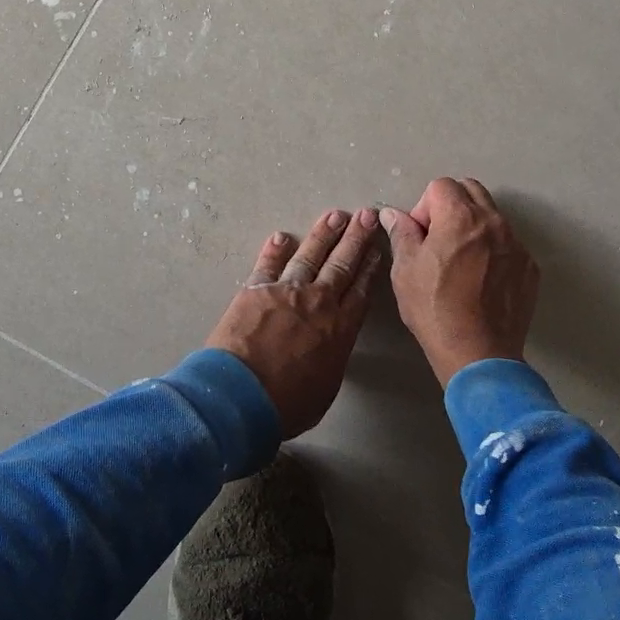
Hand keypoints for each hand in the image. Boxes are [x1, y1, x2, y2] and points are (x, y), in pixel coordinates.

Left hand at [205, 208, 382, 437]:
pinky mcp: (256, 290)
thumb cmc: (286, 404)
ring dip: (323, 235)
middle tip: (366, 216)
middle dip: (356, 239)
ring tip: (335, 215)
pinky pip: (268, 265)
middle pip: (342, 265)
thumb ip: (329, 364)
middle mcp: (318, 303)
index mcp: (340, 330)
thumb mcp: (323, 390)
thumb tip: (326, 354)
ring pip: (310, 256)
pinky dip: (275, 250)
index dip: (369, 269)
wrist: (242, 395)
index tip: (377, 251)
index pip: (361, 291)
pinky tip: (281, 237)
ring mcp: (286, 292)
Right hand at [382, 178, 539, 386]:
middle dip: (451, 206)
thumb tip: (393, 215)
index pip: (441, 185)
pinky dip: (492, 251)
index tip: (420, 236)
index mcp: (461, 217)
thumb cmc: (434, 310)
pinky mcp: (529, 268)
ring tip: (459, 264)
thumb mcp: (405, 271)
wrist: (479, 353)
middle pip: (472, 191)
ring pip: (492, 217)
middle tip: (437, 240)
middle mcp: (494, 222)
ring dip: (473, 227)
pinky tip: (480, 283)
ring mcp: (517, 245)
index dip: (424, 207)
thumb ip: (401, 234)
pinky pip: (508, 245)